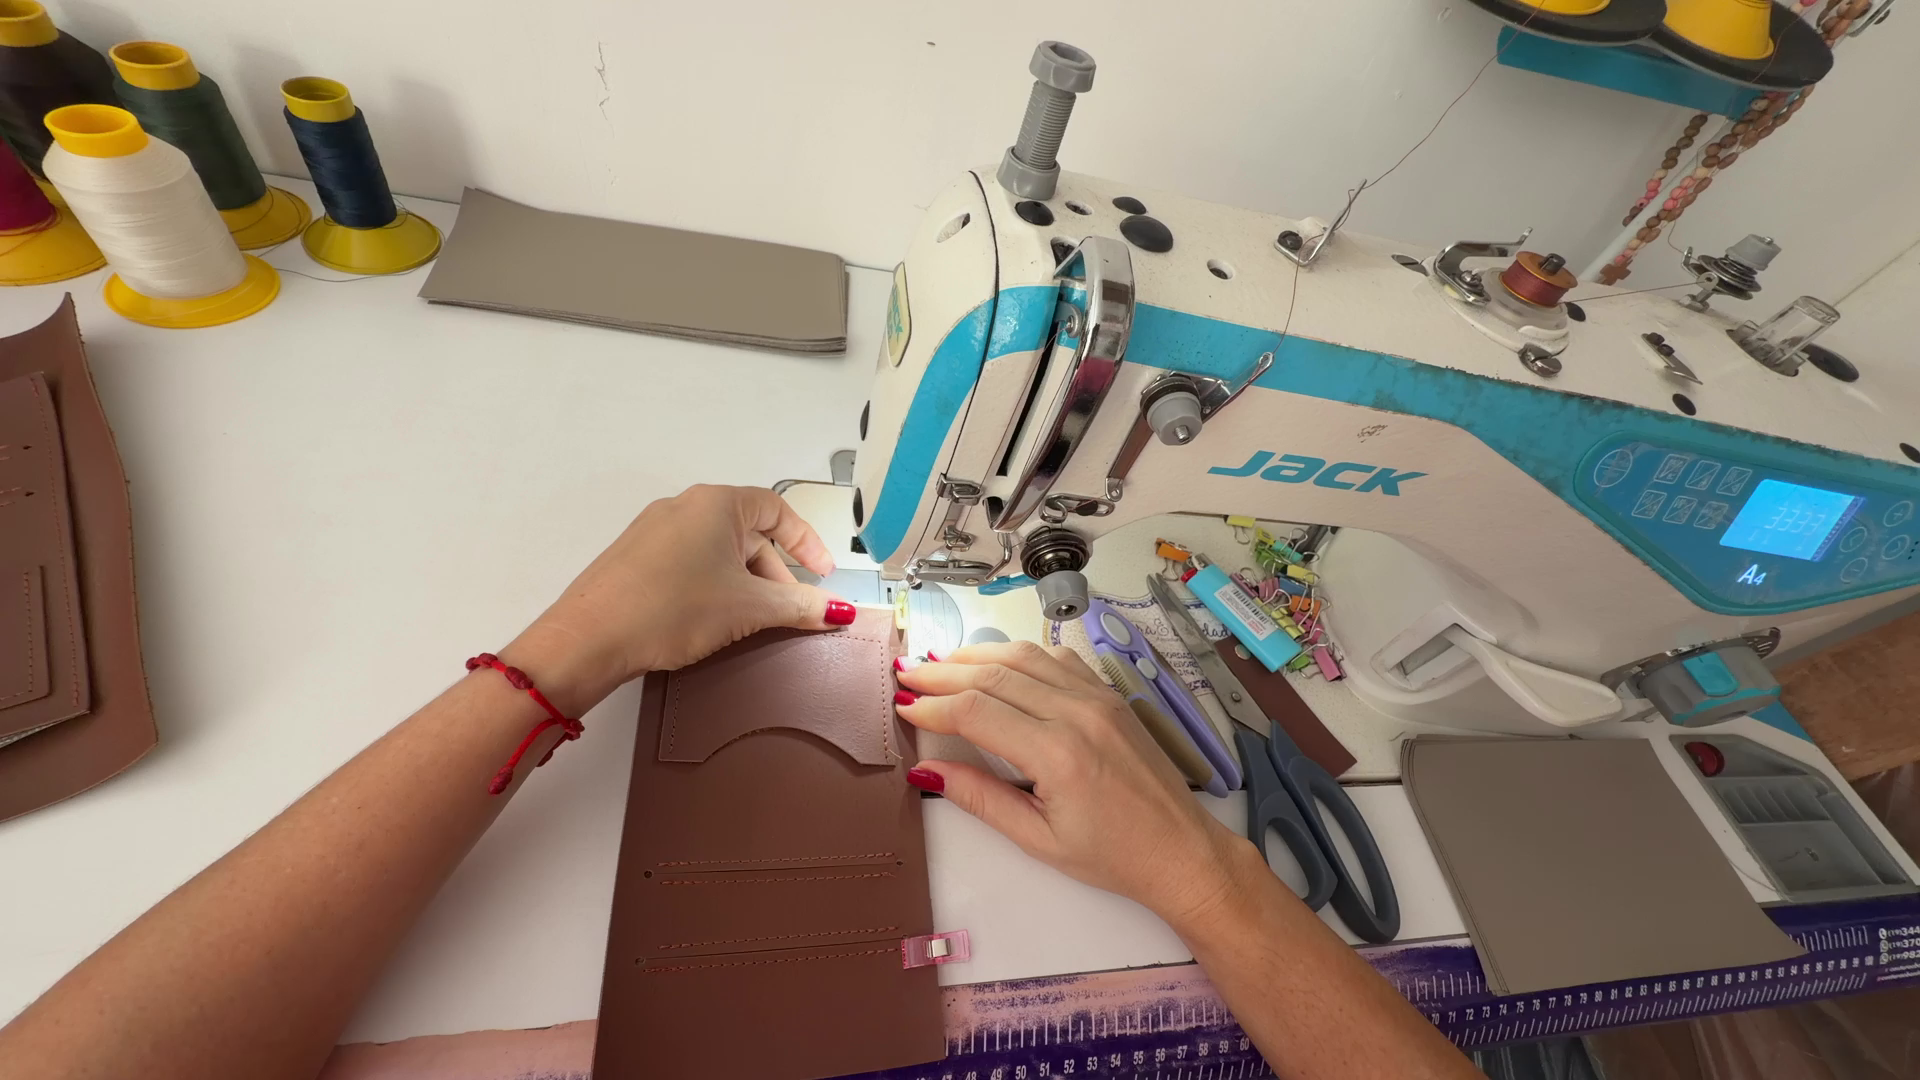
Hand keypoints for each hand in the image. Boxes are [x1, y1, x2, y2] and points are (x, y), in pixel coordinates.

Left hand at [504, 485, 846, 710]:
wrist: (587, 640)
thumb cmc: (676, 609)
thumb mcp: (749, 608)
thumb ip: (801, 606)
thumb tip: (841, 611)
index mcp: (716, 504)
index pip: (778, 510)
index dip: (807, 542)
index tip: (822, 574)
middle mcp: (685, 506)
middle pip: (749, 532)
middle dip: (776, 572)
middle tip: (789, 609)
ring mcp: (655, 530)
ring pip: (719, 549)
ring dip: (746, 581)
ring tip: (752, 619)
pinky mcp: (635, 556)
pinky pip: (691, 561)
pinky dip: (715, 583)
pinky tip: (713, 616)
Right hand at [895, 642, 1244, 924]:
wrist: (1182, 849)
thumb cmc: (1112, 856)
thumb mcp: (1039, 840)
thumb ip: (981, 799)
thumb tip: (927, 772)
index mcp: (1058, 753)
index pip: (977, 711)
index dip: (933, 705)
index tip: (904, 705)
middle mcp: (1077, 712)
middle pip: (994, 675)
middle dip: (944, 672)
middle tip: (907, 672)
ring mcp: (1097, 697)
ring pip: (1024, 656)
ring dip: (977, 653)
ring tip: (941, 661)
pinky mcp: (1109, 694)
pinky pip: (1057, 659)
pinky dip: (1019, 653)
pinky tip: (997, 661)